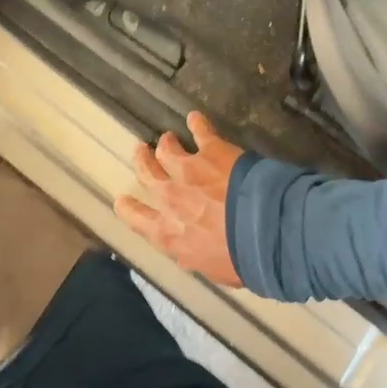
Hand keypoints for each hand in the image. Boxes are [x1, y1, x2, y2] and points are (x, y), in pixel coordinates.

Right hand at [115, 112, 244, 287]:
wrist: (264, 230)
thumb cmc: (241, 260)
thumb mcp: (211, 269)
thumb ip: (196, 253)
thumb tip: (194, 246)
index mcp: (168, 233)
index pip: (137, 218)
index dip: (128, 207)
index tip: (122, 199)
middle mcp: (171, 198)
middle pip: (147, 173)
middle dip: (143, 162)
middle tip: (141, 152)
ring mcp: (189, 170)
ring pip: (167, 149)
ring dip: (167, 143)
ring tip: (168, 138)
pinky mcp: (211, 150)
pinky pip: (200, 131)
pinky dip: (197, 123)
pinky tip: (195, 117)